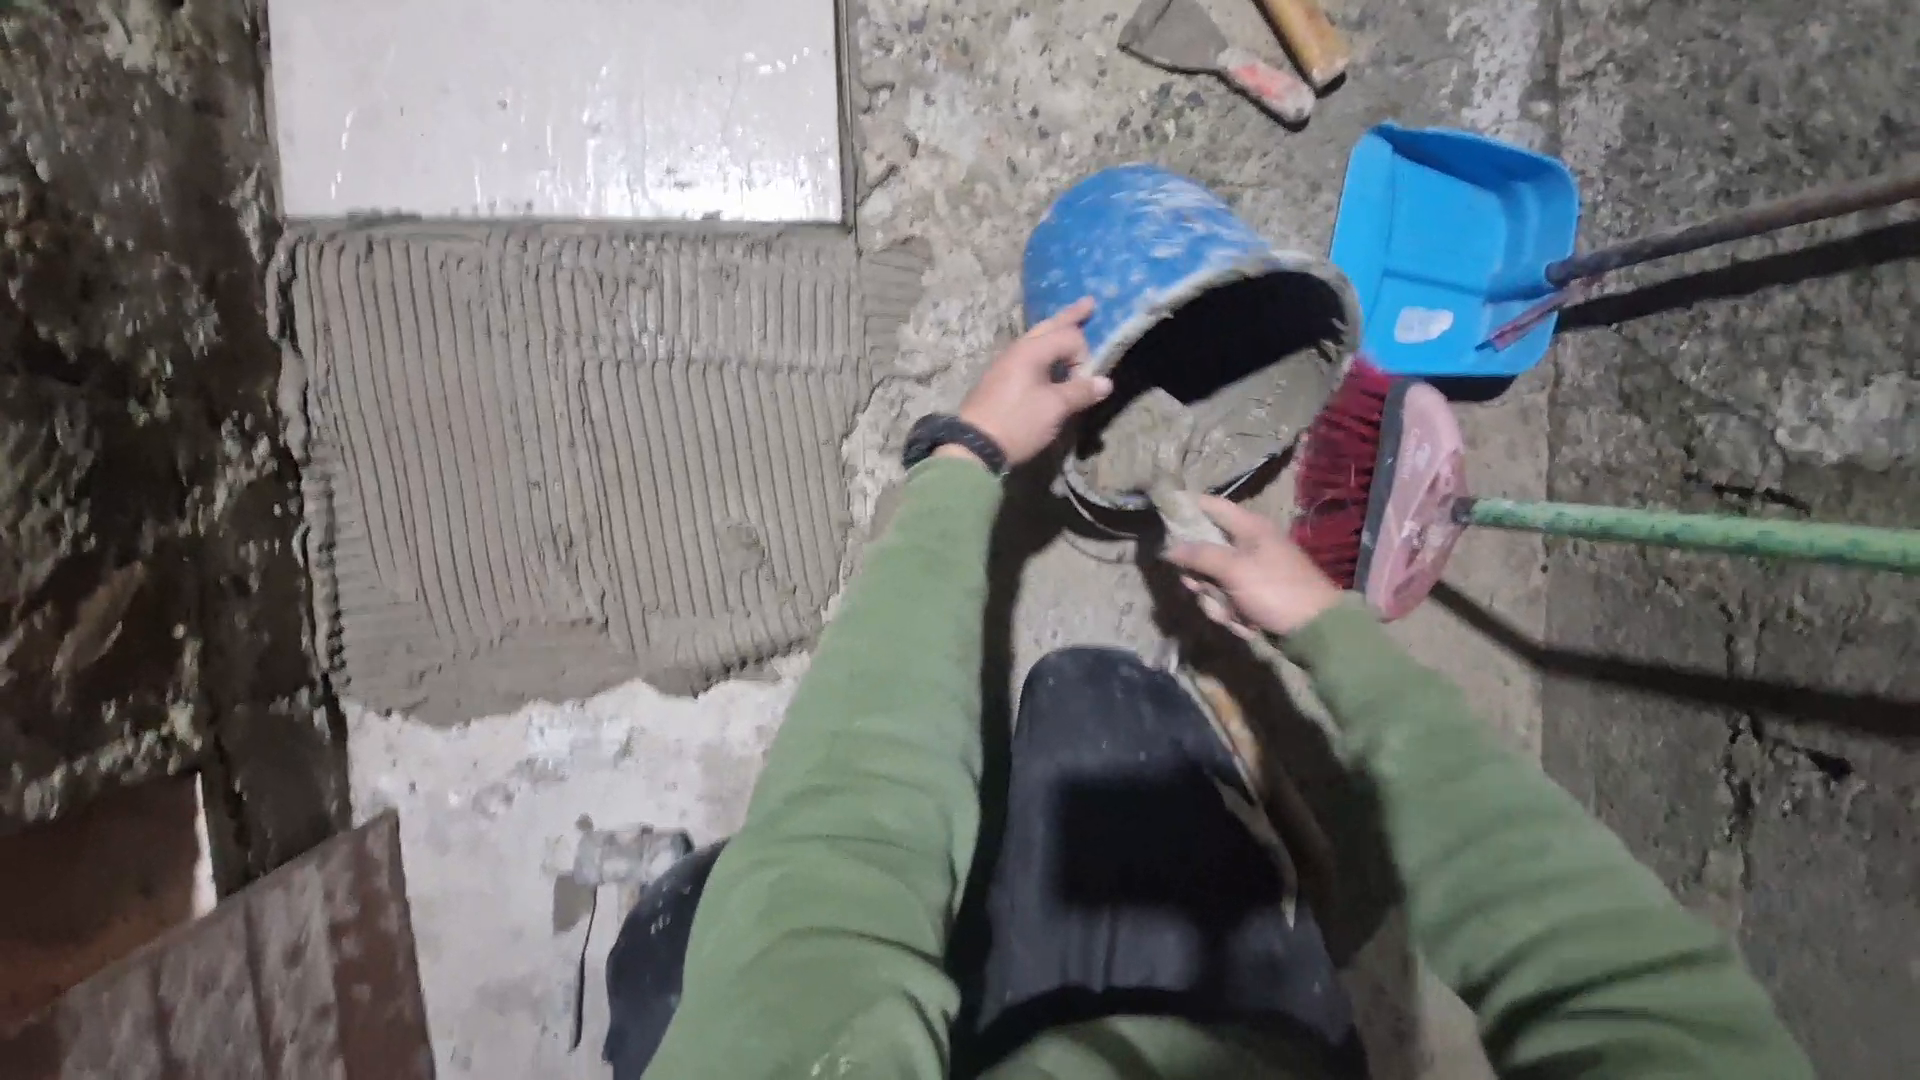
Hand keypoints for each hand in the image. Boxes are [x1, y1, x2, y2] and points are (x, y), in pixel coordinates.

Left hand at [956, 297, 1112, 466]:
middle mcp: (1018, 350)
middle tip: (1089, 304)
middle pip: (1049, 326)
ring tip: (1069, 326)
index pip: (1070, 336)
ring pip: (1036, 341)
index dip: (1085, 356)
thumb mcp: (1054, 409)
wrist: (974, 447)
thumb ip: (1080, 392)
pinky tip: (1049, 360)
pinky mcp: (1000, 381)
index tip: (1084, 382)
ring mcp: (1006, 364)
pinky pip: (1028, 357)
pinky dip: (1044, 353)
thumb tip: (1104, 383)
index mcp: (1031, 350)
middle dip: (1070, 317)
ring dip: (1055, 334)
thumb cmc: (1017, 423)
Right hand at [1162, 496, 1343, 637]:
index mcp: (1249, 527)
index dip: (1186, 506)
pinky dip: (1230, 612)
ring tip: (1230, 612)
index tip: (1162, 513)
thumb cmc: (1276, 590)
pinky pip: (1226, 598)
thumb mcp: (1234, 570)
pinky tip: (1244, 622)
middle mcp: (1248, 544)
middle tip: (1196, 586)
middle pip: (1204, 548)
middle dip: (1198, 574)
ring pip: (1211, 579)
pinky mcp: (1252, 594)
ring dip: (1215, 599)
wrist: (1315, 630)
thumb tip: (1168, 547)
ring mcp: (1250, 571)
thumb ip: (1199, 555)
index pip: (1211, 505)